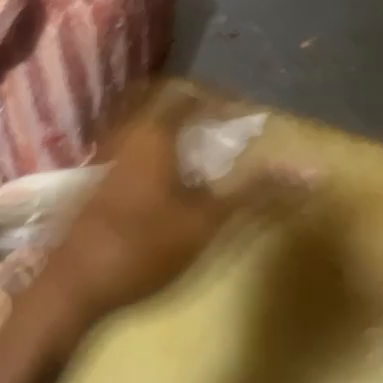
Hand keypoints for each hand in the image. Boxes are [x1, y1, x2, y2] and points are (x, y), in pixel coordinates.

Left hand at [0, 88, 291, 382]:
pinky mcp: (93, 176)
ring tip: (200, 152)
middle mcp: (126, 130)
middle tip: (223, 128)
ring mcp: (104, 152)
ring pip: (143, 124)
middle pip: (164, 105)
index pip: (193, 98)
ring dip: (172, 130)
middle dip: (195, 111)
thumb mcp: (208, 222)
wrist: (73, 284)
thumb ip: (257, 194)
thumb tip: (308, 170)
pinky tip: (164, 179)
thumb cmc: (144, 246)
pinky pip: (129, 144)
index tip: (248, 115)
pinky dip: (152, 148)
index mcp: (154, 130)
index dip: (222, 102)